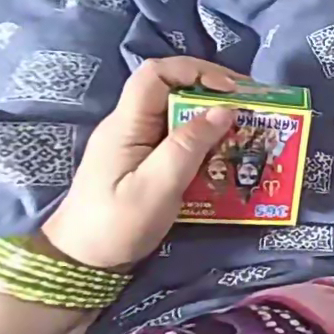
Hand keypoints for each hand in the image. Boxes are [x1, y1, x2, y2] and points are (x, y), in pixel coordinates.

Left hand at [41, 57, 240, 269]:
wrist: (82, 261)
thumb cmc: (117, 224)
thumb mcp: (157, 187)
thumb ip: (189, 146)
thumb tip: (224, 110)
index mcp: (127, 124)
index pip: (157, 74)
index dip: (197, 71)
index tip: (232, 90)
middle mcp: (131, 125)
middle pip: (172, 89)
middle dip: (214, 92)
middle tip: (251, 107)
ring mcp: (137, 143)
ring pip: (178, 114)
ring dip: (213, 117)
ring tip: (246, 129)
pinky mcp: (145, 161)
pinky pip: (178, 138)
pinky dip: (205, 140)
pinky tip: (226, 154)